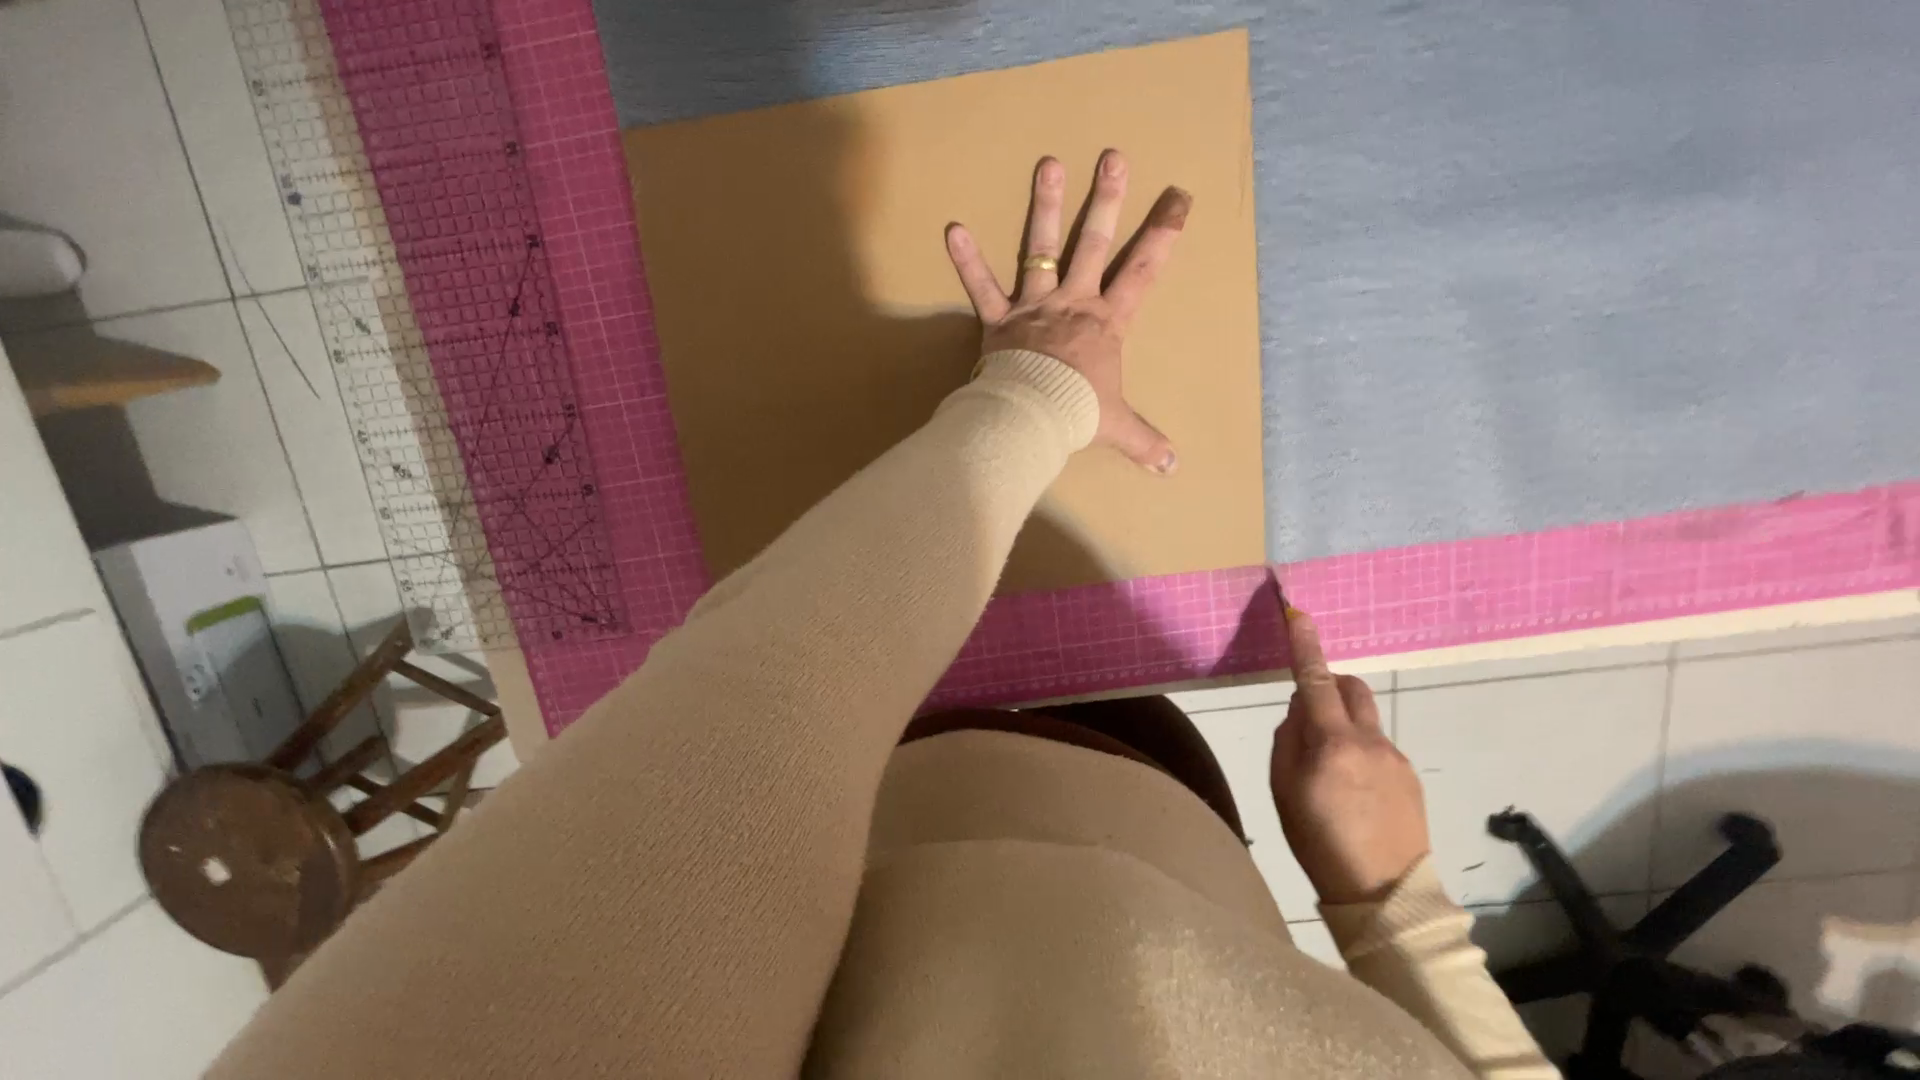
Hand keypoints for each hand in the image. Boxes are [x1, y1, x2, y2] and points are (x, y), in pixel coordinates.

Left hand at [943, 150, 1189, 474]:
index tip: (1179, 197)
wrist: (1034, 418)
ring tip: (1048, 164)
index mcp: (1106, 323)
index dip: (1163, 236)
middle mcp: (1073, 303)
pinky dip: (967, 261)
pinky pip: (981, 287)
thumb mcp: (1116, 425)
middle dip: (1107, 200)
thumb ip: (1144, 441)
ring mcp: (1034, 306)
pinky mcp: (999, 319)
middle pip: (1094, 244)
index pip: (1143, 273)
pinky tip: (952, 229)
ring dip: (1045, 207)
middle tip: (1113, 157)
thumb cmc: (1077, 414)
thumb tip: (1173, 468)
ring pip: (1042, 249)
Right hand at [1270, 604, 1431, 905]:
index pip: (1315, 681)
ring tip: (1329, 774)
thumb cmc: (1318, 842)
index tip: (1299, 615)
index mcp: (1332, 743)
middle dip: (1331, 685)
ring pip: (1364, 720)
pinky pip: (1378, 747)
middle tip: (1309, 714)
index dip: (1305, 646)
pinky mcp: (1410, 777)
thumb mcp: (1283, 790)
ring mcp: (1395, 758)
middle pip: (1351, 688)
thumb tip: (1300, 710)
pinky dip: (1359, 752)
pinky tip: (1353, 793)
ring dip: (1343, 726)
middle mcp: (1369, 741)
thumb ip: (1288, 740)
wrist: (1384, 894)